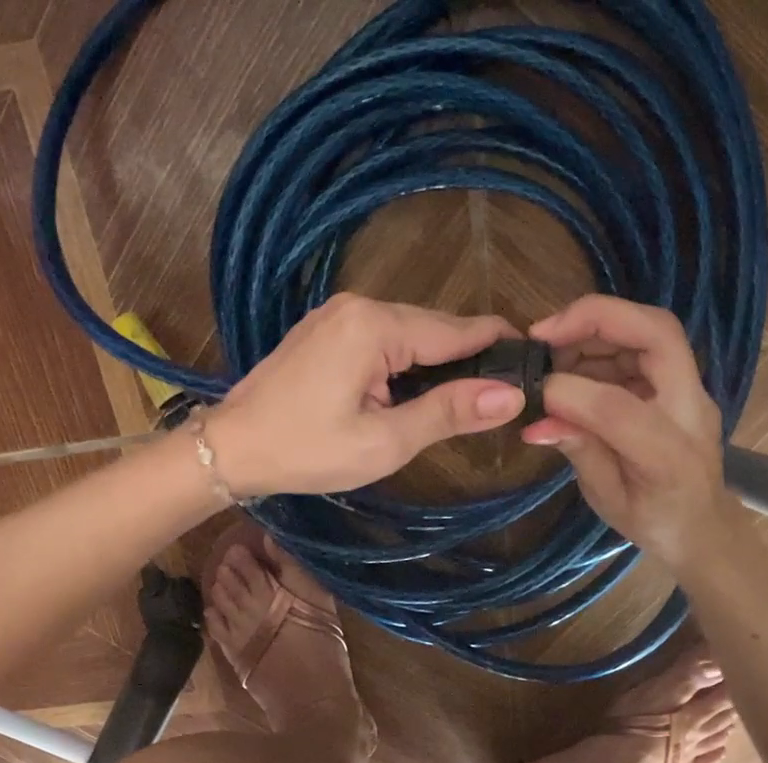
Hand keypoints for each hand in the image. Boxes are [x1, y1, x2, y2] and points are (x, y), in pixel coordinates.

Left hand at [205, 294, 526, 495]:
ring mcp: (337, 315)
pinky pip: (381, 341)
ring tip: (465, 403)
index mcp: (374, 326)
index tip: (536, 365)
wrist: (230, 449)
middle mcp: (358, 306)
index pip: (457, 329)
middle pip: (433, 329)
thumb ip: (447, 413)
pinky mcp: (325, 331)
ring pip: (408, 335)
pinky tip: (414, 395)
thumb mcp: (384, 442)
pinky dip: (404, 364)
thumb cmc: (305, 451)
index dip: (499, 347)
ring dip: (435, 365)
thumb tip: (512, 395)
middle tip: (503, 399)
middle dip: (468, 360)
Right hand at [520, 295, 737, 571]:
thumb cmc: (653, 521)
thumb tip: (536, 422)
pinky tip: (572, 361)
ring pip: (651, 328)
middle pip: (658, 333)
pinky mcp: (680, 380)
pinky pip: (644, 343)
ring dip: (595, 328)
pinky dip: (603, 341)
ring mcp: (691, 388)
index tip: (535, 390)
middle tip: (543, 332)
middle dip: (597, 318)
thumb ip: (579, 452)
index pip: (621, 409)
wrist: (702, 526)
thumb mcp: (607, 500)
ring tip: (551, 350)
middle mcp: (692, 409)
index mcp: (671, 458)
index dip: (571, 391)